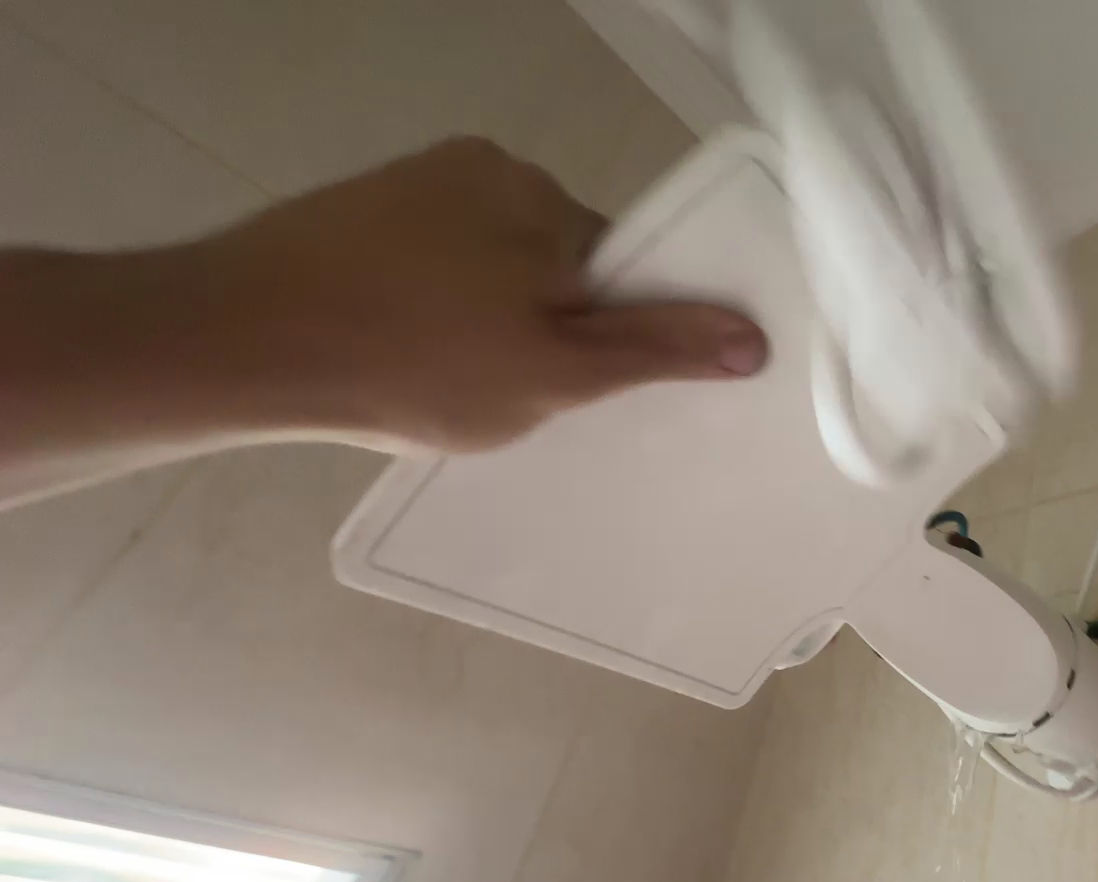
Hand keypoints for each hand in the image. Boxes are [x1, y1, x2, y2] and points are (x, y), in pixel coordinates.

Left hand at [0, 137, 766, 481]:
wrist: (231, 350)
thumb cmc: (418, 363)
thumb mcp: (561, 370)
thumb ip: (660, 348)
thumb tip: (755, 338)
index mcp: (543, 197)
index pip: (630, 263)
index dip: (632, 323)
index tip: (604, 374)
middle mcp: (488, 169)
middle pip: (575, 262)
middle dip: (570, 324)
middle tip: (535, 385)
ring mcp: (422, 182)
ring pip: (515, 264)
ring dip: (517, 317)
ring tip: (475, 372)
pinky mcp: (372, 208)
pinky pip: (459, 259)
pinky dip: (466, 304)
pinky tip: (432, 346)